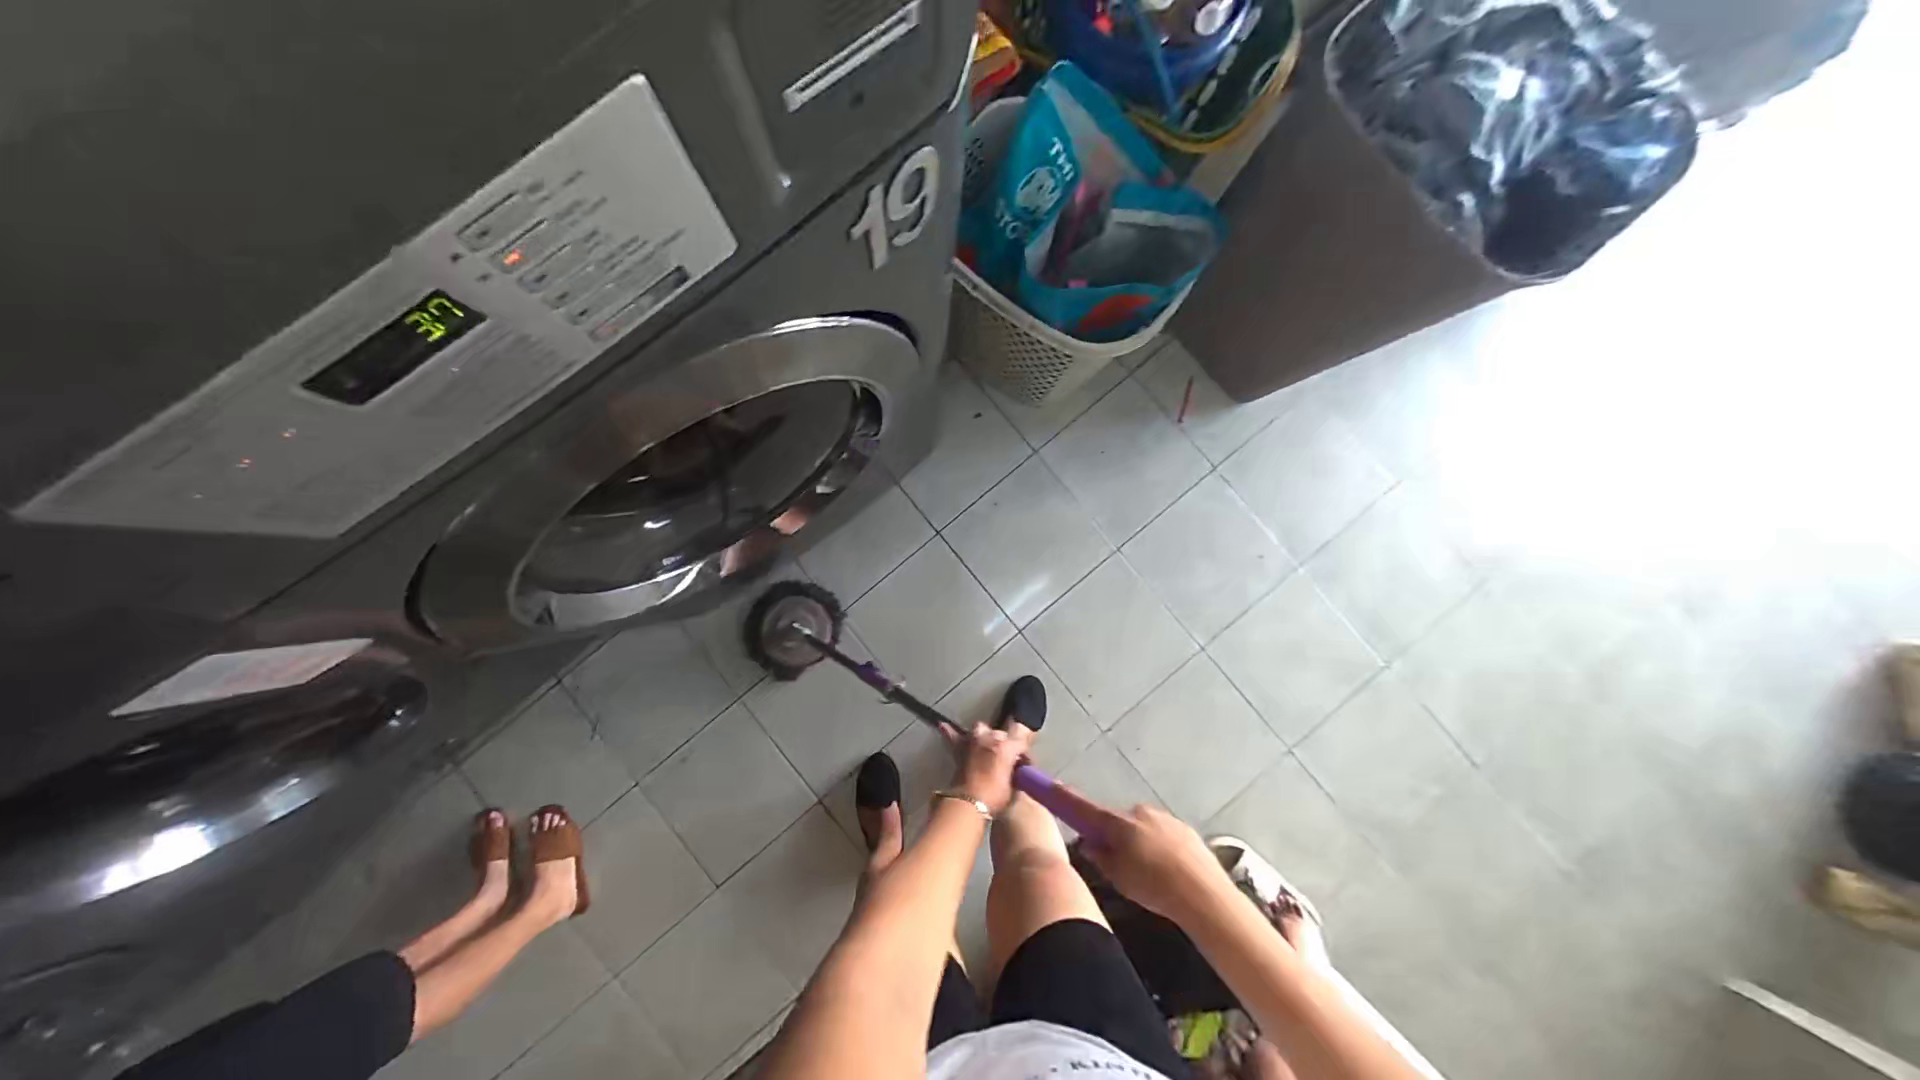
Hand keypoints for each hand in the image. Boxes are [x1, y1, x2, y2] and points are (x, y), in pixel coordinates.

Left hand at [939, 722, 1034, 816]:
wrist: (968, 804)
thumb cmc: (994, 798)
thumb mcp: (1013, 786)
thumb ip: (1016, 771)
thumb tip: (1016, 768)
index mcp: (1007, 746)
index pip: (1021, 738)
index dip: (1024, 751)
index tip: (1024, 762)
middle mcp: (990, 738)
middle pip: (1001, 733)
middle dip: (1005, 744)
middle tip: (1006, 760)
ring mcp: (972, 741)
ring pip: (981, 728)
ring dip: (985, 735)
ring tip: (987, 746)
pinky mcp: (958, 749)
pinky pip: (953, 735)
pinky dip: (951, 732)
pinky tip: (943, 726)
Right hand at [1051, 788, 1232, 920]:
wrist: (1204, 894)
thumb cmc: (1154, 887)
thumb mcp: (1119, 878)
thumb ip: (1101, 857)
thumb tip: (1090, 843)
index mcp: (1118, 822)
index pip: (1084, 807)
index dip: (1063, 796)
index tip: (1049, 784)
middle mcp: (1139, 812)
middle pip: (1118, 821)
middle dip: (1117, 837)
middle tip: (1122, 867)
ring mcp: (1164, 818)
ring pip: (1142, 828)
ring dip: (1141, 844)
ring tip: (1151, 876)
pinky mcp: (1184, 828)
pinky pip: (1163, 834)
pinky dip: (1161, 848)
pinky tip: (1169, 871)